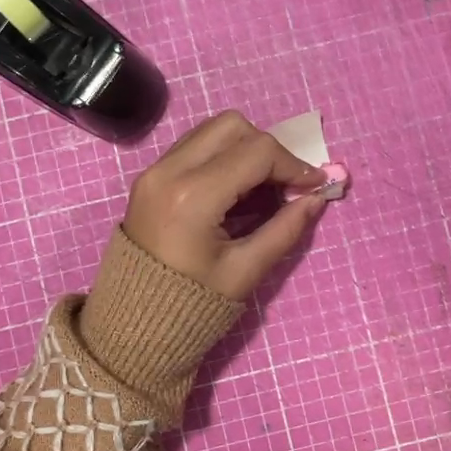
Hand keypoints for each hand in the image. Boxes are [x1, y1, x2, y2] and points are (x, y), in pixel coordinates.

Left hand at [124, 111, 328, 299]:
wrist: (135, 324)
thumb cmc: (193, 305)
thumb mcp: (245, 271)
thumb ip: (285, 229)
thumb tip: (316, 198)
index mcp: (194, 196)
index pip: (257, 152)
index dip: (293, 165)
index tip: (314, 186)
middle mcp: (170, 171)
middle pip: (233, 126)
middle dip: (268, 149)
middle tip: (285, 184)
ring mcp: (154, 171)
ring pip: (211, 130)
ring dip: (244, 148)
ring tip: (262, 188)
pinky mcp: (150, 177)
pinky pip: (194, 146)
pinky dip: (222, 156)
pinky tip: (236, 190)